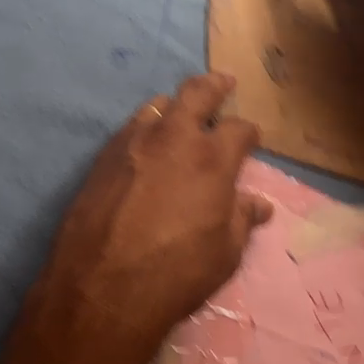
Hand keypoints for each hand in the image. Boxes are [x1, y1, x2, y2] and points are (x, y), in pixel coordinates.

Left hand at [0, 73, 271, 363]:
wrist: (103, 282)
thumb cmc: (176, 272)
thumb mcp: (224, 253)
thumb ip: (241, 219)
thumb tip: (259, 203)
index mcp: (212, 158)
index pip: (238, 129)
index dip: (248, 131)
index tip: (251, 137)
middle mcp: (174, 137)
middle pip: (197, 92)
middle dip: (214, 84)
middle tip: (223, 81)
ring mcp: (135, 139)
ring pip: (159, 105)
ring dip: (174, 107)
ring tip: (180, 114)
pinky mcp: (105, 152)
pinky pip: (131, 127)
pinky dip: (146, 128)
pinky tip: (146, 145)